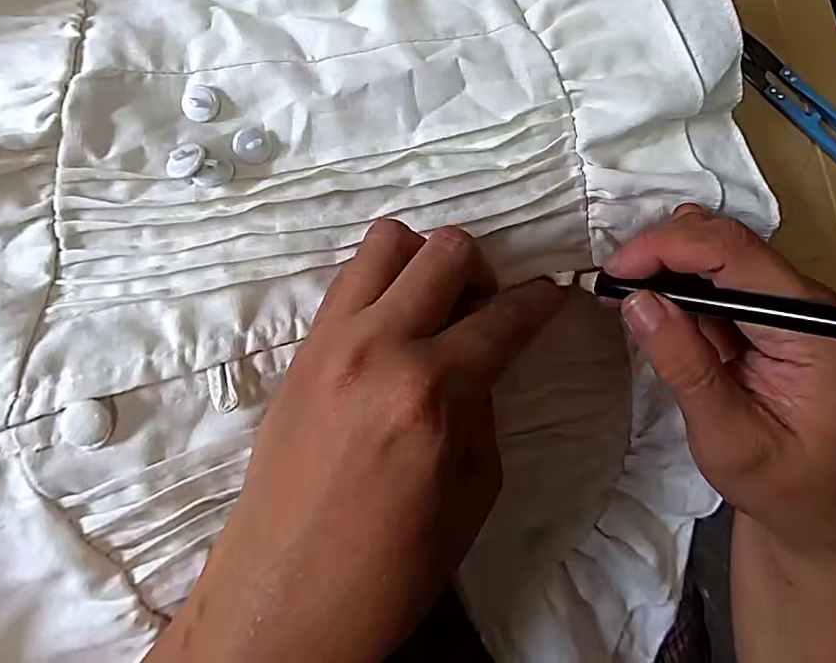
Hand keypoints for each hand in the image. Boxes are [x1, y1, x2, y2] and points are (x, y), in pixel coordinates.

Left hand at [148, 220, 564, 662]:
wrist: (282, 595)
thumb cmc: (389, 568)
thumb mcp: (471, 495)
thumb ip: (483, 407)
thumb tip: (483, 356)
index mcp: (429, 392)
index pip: (501, 318)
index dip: (539, 299)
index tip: (553, 291)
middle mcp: (378, 345)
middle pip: (444, 250)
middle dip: (482, 267)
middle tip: (486, 305)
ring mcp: (332, 337)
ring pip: (387, 240)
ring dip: (424, 260)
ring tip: (434, 304)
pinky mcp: (302, 344)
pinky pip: (349, 276)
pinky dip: (383, 280)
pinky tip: (392, 321)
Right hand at [607, 204, 835, 552]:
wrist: (806, 503)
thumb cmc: (778, 480)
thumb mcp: (727, 436)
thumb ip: (686, 366)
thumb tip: (639, 301)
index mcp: (811, 327)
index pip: (736, 254)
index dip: (669, 248)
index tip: (617, 271)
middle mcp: (801, 298)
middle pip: (721, 237)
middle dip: (659, 248)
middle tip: (615, 284)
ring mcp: (779, 296)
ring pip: (709, 242)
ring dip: (660, 257)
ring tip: (627, 293)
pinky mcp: (755, 301)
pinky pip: (704, 266)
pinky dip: (666, 272)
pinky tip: (647, 300)